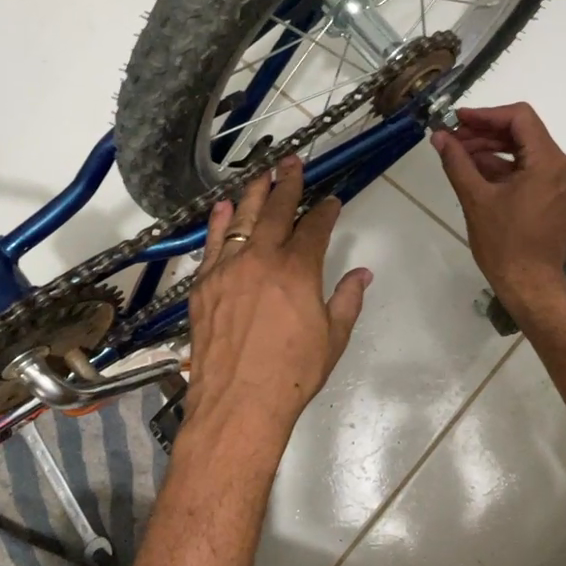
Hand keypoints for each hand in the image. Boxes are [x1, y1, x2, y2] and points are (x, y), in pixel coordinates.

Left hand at [184, 157, 372, 432]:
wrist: (238, 403)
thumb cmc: (293, 375)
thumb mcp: (333, 338)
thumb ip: (346, 299)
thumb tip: (362, 274)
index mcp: (298, 270)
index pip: (314, 227)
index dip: (325, 210)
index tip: (331, 199)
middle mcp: (261, 259)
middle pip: (275, 211)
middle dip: (287, 183)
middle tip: (292, 162)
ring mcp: (228, 270)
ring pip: (241, 220)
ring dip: (253, 193)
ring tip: (260, 172)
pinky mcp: (204, 286)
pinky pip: (212, 245)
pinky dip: (219, 223)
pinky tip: (224, 207)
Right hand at [431, 103, 565, 310]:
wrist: (531, 285)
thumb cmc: (505, 245)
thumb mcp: (476, 199)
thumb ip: (457, 162)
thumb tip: (439, 136)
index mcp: (548, 162)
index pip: (519, 118)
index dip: (485, 115)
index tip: (457, 120)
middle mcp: (560, 165)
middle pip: (521, 132)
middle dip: (484, 132)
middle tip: (451, 138)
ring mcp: (558, 181)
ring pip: (522, 150)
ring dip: (490, 148)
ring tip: (456, 154)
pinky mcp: (551, 195)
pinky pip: (526, 169)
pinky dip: (501, 166)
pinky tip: (472, 169)